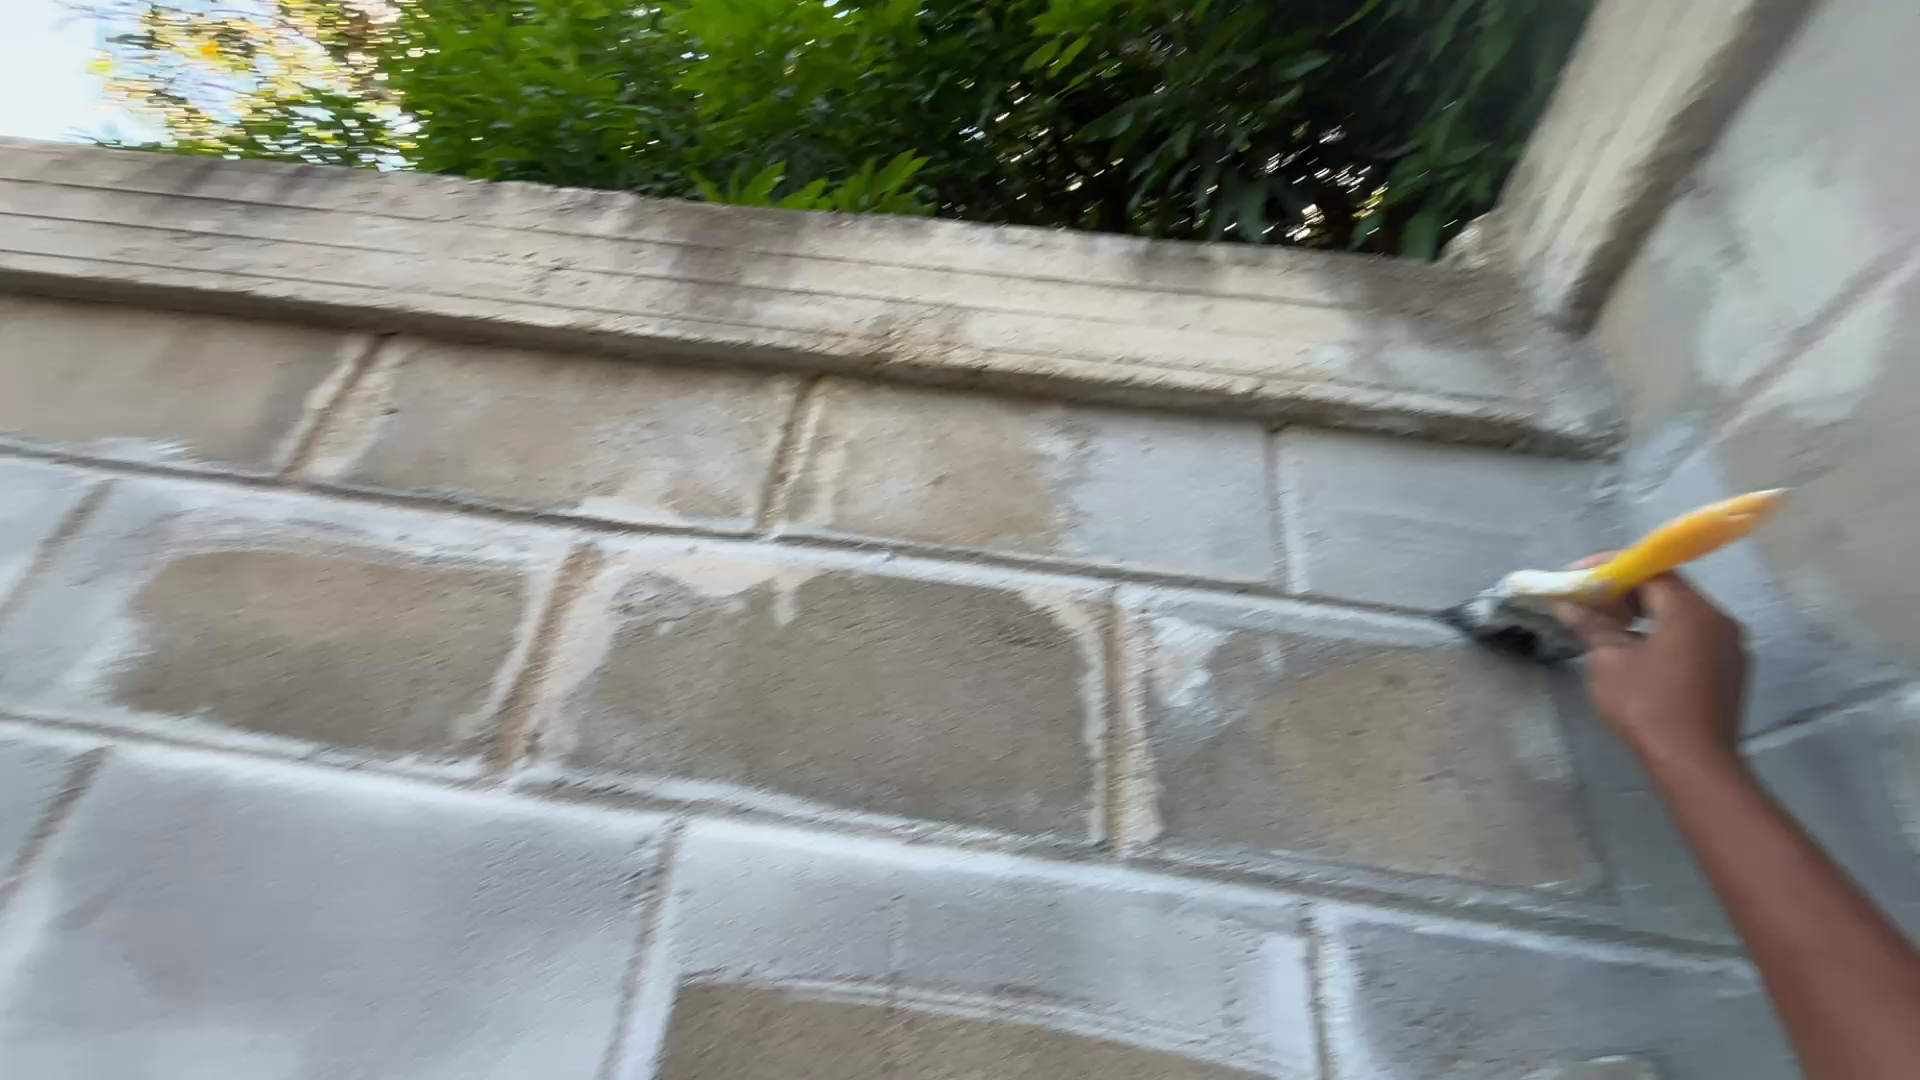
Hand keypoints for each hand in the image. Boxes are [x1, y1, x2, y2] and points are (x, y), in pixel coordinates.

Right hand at [1553, 556, 1748, 771]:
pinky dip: (1659, 628)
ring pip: (1681, 612)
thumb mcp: (1608, 659)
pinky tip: (1632, 645)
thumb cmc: (1646, 702)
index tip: (1576, 575)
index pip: (1653, 572)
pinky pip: (1690, 633)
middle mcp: (1719, 621)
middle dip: (1625, 588)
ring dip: (1642, 609)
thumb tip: (1568, 606)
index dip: (1611, 568)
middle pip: (1670, 589)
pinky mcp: (1727, 668)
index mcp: (1692, 612)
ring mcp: (1729, 646)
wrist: (1692, 758)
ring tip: (1604, 620)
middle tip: (1586, 597)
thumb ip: (1591, 626)